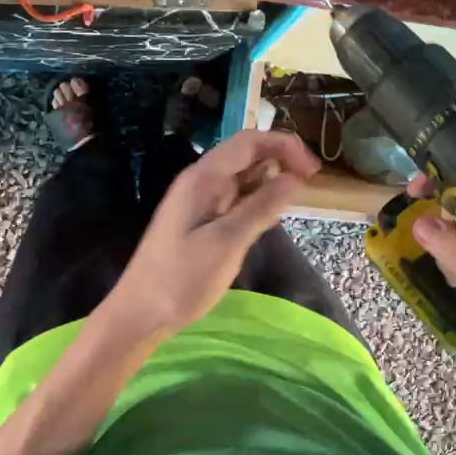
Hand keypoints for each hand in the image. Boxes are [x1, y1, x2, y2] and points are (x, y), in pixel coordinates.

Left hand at [100, 130, 320, 338]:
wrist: (142, 312)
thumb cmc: (182, 278)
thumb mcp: (227, 242)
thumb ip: (262, 207)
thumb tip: (296, 179)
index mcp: (203, 178)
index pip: (250, 141)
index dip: (285, 146)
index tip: (314, 171)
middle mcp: (201, 182)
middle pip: (247, 154)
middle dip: (281, 160)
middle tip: (312, 184)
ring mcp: (200, 201)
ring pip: (243, 177)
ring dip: (271, 180)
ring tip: (297, 200)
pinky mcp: (202, 221)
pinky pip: (236, 198)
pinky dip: (258, 200)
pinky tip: (271, 216)